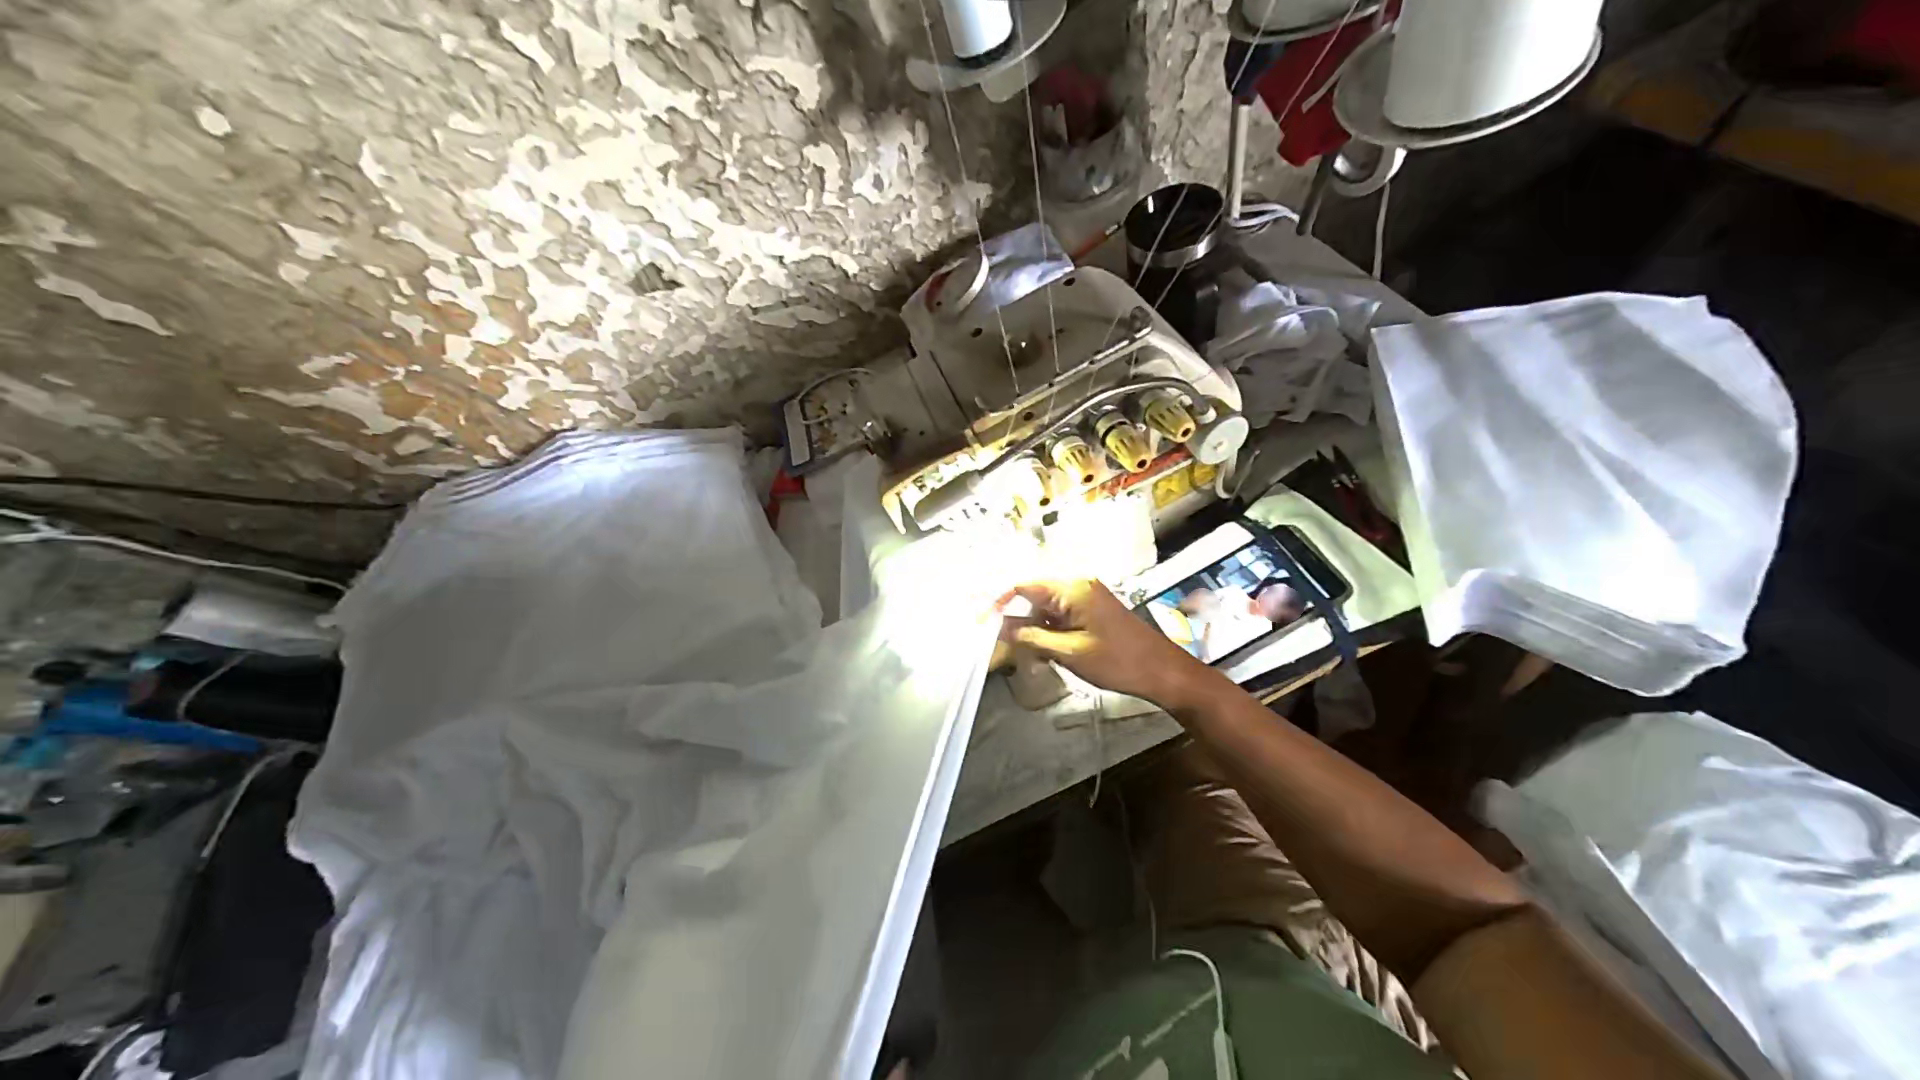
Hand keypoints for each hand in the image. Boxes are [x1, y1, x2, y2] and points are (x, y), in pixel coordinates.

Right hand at [997, 579, 1221, 710]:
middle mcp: (1078, 586)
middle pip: (1033, 595)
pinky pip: (1060, 615)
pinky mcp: (1093, 611)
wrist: (1163, 672)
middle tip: (997, 642)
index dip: (999, 603)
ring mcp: (1087, 598)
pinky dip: (1048, 631)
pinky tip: (1042, 651)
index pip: (1023, 586)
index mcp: (1072, 589)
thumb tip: (1000, 627)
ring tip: (1019, 651)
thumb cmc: (1118, 661)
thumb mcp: (1069, 652)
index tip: (982, 624)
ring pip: (1046, 608)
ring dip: (1031, 627)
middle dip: (1014, 618)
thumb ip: (1032, 637)